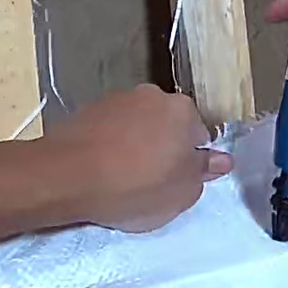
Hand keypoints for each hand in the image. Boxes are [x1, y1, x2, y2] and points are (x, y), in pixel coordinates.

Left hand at [45, 85, 232, 231]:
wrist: (67, 174)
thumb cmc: (135, 186)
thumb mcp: (181, 193)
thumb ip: (203, 173)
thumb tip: (221, 160)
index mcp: (183, 110)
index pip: (200, 136)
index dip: (191, 162)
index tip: (177, 182)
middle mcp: (153, 95)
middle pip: (168, 126)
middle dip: (163, 149)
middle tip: (151, 182)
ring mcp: (117, 98)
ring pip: (137, 126)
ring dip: (135, 145)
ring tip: (121, 178)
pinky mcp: (88, 108)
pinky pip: (110, 130)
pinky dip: (110, 145)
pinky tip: (101, 169)